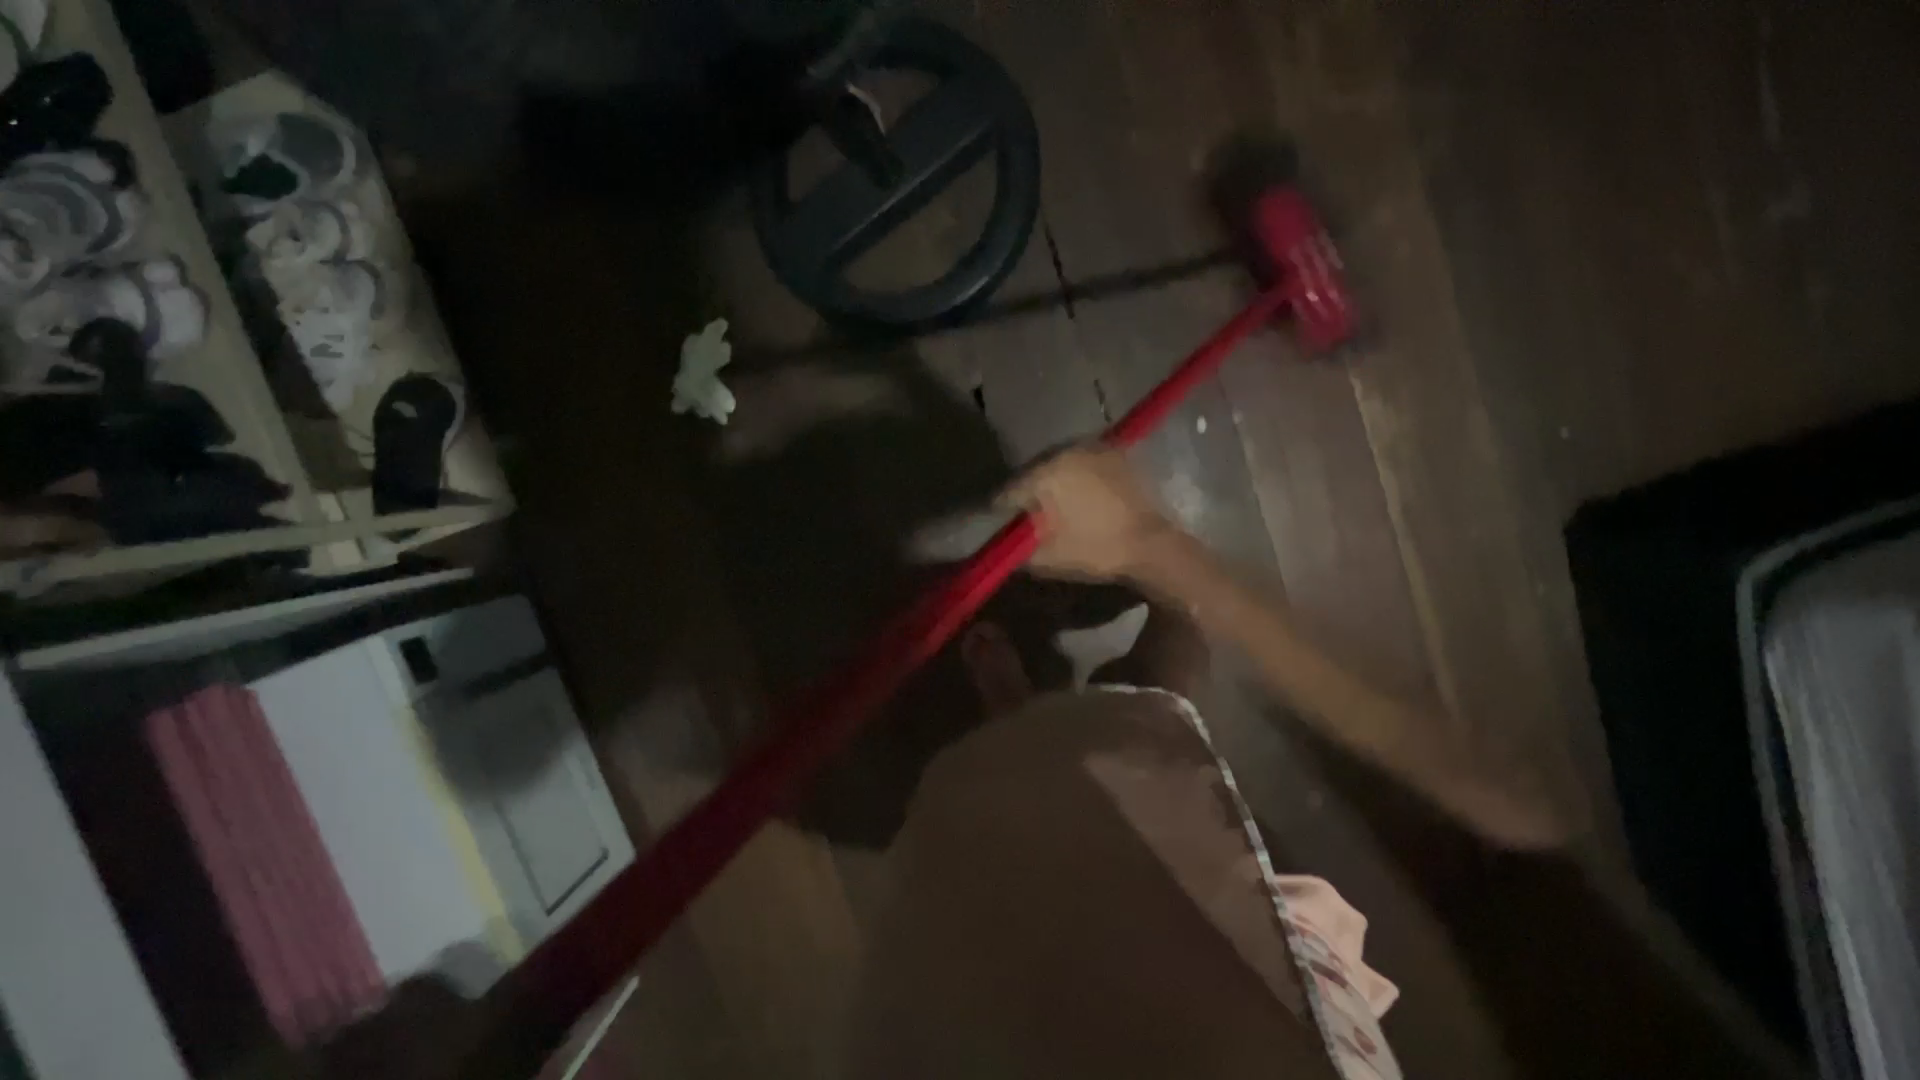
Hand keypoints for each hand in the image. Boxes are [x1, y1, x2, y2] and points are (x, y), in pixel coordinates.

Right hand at [1002, 444, 1181, 580]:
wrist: (1152, 544)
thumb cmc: (1097, 550)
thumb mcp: (1048, 558)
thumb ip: (1017, 546)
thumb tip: (1004, 540)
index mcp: (1047, 473)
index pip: (1010, 489)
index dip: (1001, 509)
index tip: (1001, 523)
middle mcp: (1067, 451)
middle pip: (1034, 471)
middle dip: (1029, 491)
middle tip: (1028, 514)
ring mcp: (1094, 448)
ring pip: (1059, 464)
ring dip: (1053, 480)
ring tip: (1055, 504)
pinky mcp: (1116, 453)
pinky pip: (1084, 462)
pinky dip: (1077, 476)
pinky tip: (1081, 495)